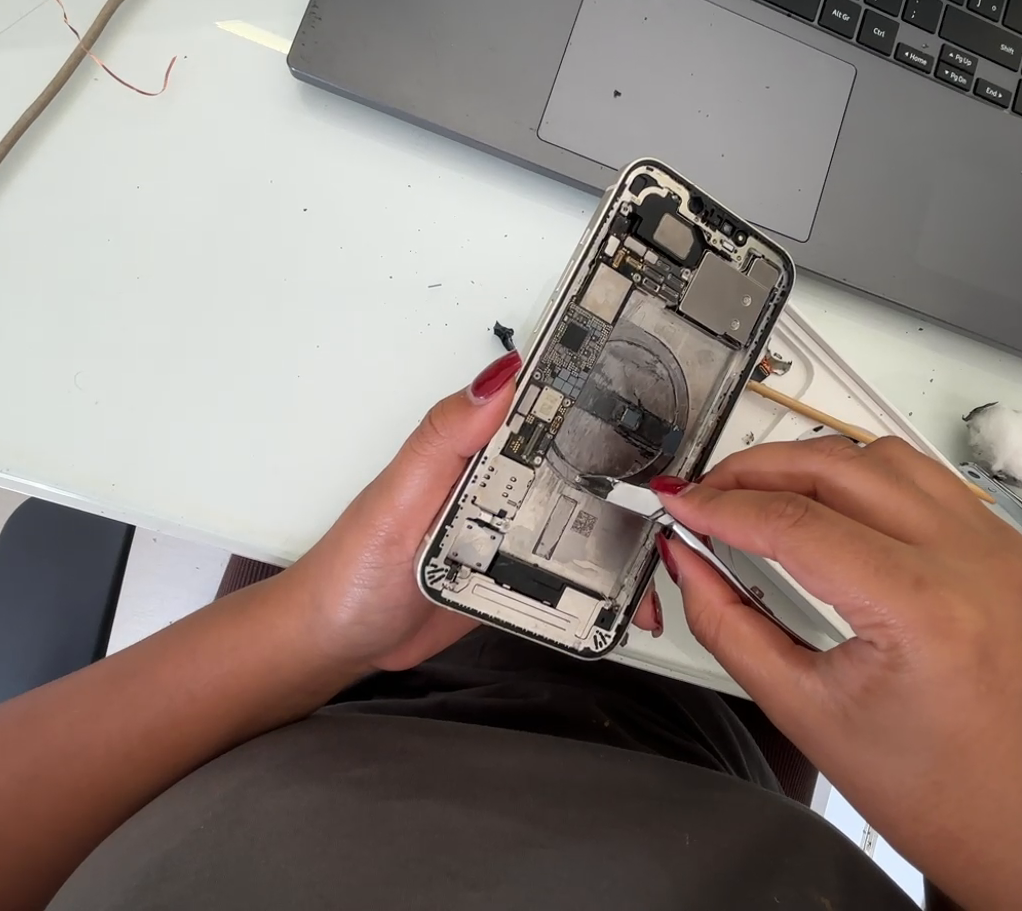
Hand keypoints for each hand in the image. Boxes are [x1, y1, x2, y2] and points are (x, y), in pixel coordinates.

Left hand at [287, 351, 664, 673]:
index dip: (587, 394)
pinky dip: (599, 583)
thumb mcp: (399, 495)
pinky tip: (625, 598)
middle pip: (573, 468)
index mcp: (474, 451)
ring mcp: (508, 533)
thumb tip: (497, 378)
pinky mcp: (514, 576)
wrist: (340, 643)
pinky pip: (566, 572)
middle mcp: (497, 486)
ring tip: (665, 547)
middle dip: (627, 471)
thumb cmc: (354, 568)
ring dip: (621, 532)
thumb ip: (445, 439)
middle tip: (681, 482)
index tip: (642, 386)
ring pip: (579, 521)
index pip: (538, 410)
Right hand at [655, 437, 1021, 910]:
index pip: (797, 523)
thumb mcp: (800, 708)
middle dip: (757, 468)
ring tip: (758, 491)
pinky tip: (826, 499)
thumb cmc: (926, 788)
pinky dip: (860, 473)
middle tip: (706, 492)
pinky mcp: (1003, 546)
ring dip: (809, 461)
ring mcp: (996, 546)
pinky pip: (921, 476)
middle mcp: (972, 560)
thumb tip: (685, 557)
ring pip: (881, 455)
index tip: (678, 501)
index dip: (723, 506)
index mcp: (924, 609)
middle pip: (837, 466)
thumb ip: (726, 621)